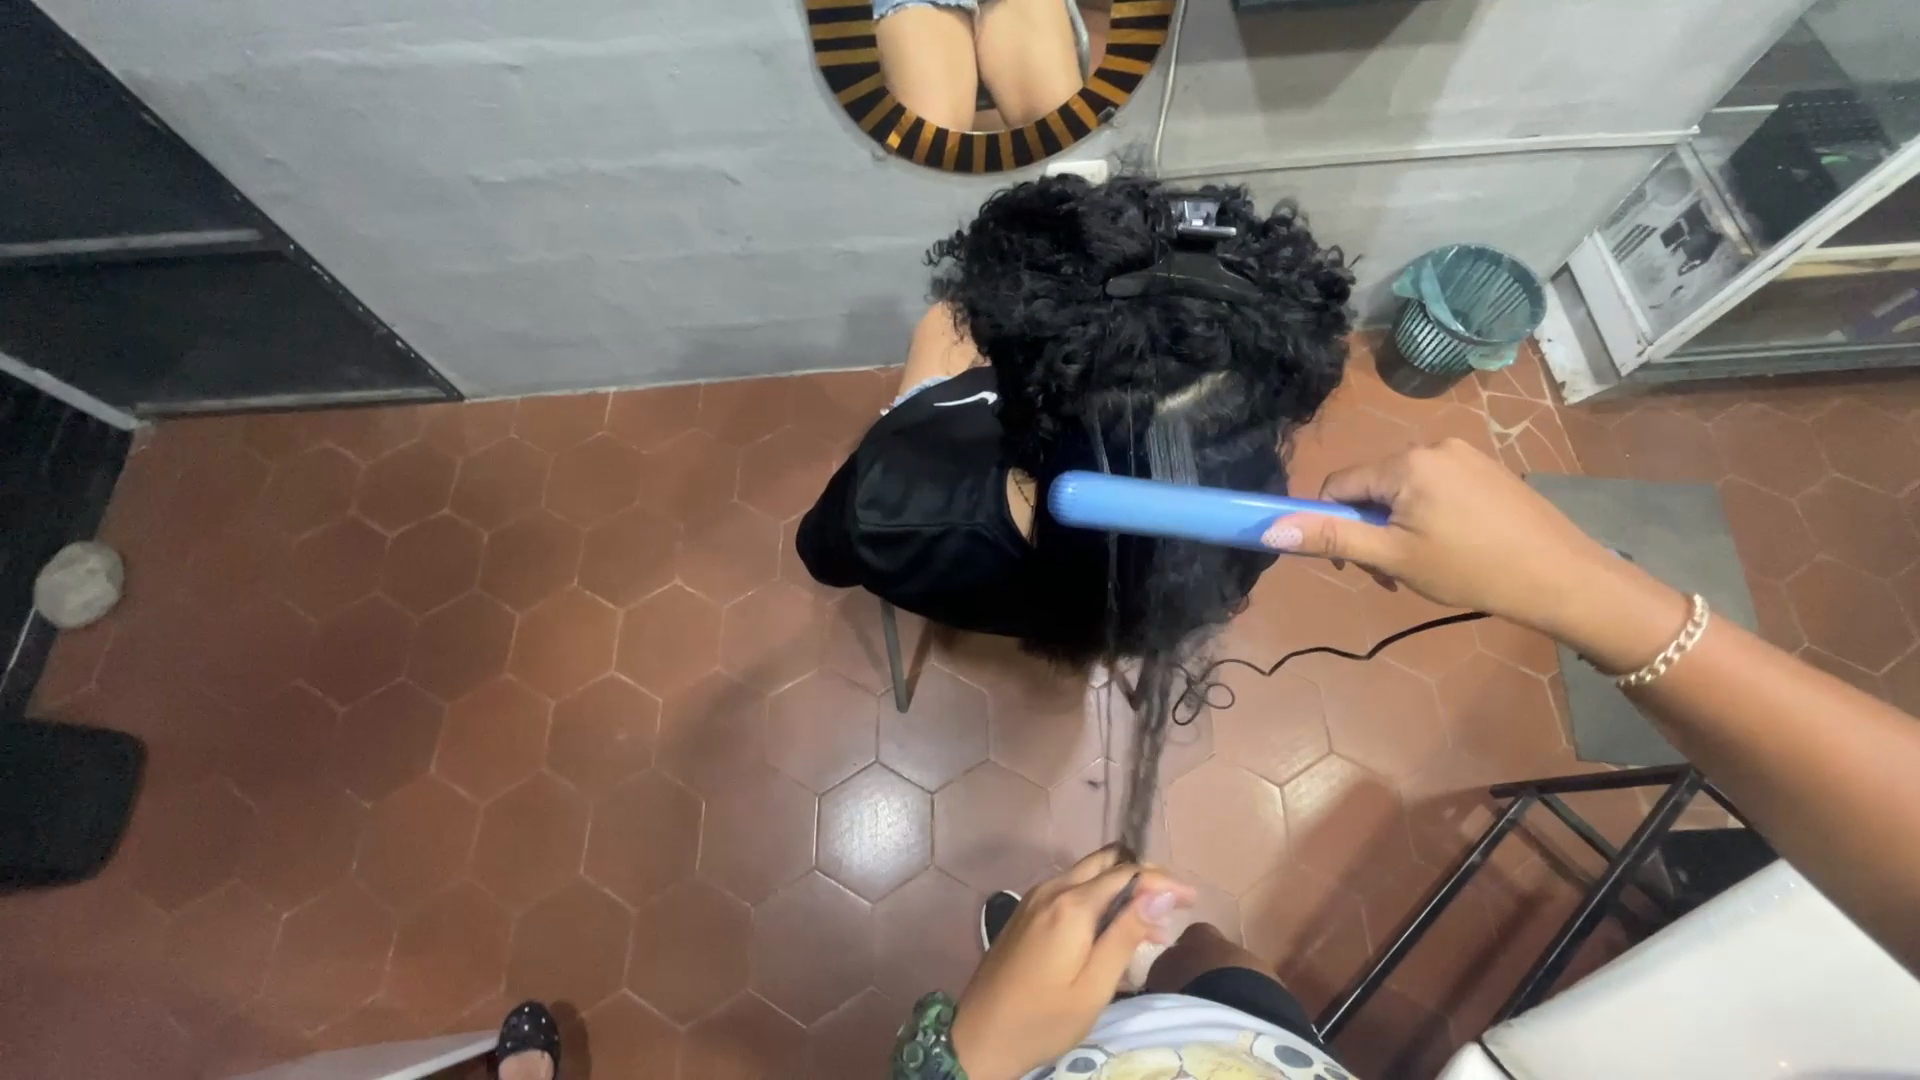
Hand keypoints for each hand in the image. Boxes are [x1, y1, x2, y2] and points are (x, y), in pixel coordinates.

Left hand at [951, 847, 1195, 1079]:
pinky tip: (1112, 927)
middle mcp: (1053, 888)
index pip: (1127, 872)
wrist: (980, 1034)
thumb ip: (1127, 933)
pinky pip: (1072, 886)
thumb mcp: (1095, 985)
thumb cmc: (1044, 1018)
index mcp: (1072, 904)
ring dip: (1121, 885)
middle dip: (1143, 875)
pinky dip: (1099, 895)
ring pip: (1089, 871)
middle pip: (1107, 861)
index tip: (1192, 900)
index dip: (1162, 880)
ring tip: (1149, 924)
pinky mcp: (1028, 909)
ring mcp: (1037, 895)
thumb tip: (1161, 889)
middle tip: (1171, 908)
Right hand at [1263, 439, 1686, 668]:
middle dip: (1368, 529)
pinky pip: (1434, 488)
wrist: (1566, 580)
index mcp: (1405, 463)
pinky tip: (1448, 550)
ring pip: (1402, 491)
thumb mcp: (1393, 557)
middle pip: (1371, 487)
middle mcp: (1433, 446)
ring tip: (1420, 566)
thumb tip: (1270, 528)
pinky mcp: (1488, 471)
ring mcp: (1466, 456)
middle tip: (1390, 573)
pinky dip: (1426, 518)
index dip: (1330, 524)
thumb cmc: (1472, 570)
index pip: (1337, 485)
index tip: (1350, 563)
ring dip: (1395, 527)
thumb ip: (1331, 537)